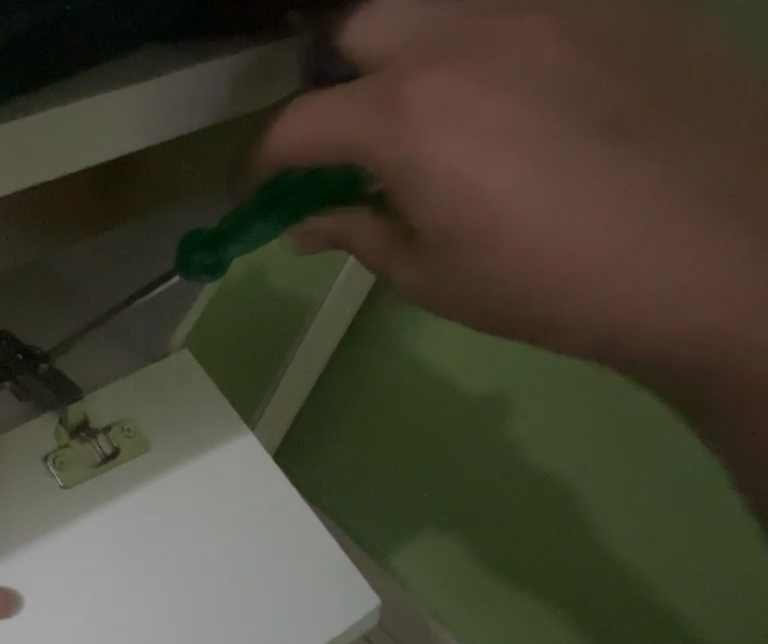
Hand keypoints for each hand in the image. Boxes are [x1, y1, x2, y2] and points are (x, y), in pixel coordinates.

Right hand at [257, 0, 767, 384]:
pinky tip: (510, 92)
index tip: (257, 194)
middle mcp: (463, 39)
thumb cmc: (547, 282)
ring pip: (437, 6)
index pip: (293, 125)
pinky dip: (488, 43)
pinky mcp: (614, 3)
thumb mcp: (424, 274)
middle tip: (342, 135)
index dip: (259, 165)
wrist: (726, 253)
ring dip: (405, 53)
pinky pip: (521, 8)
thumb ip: (354, 232)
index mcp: (403, 117)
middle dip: (330, 81)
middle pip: (357, 27)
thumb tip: (307, 222)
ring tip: (424, 107)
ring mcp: (546, 9)